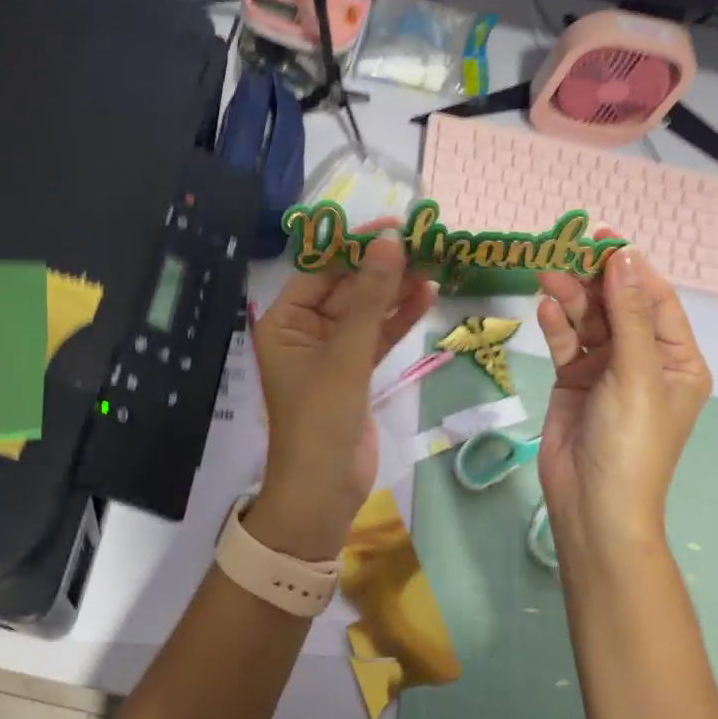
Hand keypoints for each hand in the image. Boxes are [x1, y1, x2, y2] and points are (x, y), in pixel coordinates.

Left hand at [247, 221, 435, 559]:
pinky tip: (427, 294)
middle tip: (423, 241)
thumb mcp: (346, 354)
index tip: (394, 227)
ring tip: (434, 261)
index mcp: (284, 321)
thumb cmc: (322, 418)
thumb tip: (391, 241)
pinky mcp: (355, 372)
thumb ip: (371, 297)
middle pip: (346, 287)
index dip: (356, 247)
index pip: (321, 270)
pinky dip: (399, 318)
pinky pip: (377, 335)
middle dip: (382, 267)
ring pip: (366, 310)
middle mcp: (303, 330)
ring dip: (396, 289)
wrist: (324, 491)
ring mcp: (331, 351)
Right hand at [534, 250, 711, 543]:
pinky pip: (566, 342)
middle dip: (592, 279)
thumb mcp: (636, 372)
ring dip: (569, 297)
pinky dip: (556, 325)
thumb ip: (627, 313)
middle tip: (561, 252)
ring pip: (588, 320)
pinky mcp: (573, 380)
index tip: (600, 238)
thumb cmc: (631, 439)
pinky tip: (544, 308)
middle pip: (617, 305)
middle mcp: (644, 359)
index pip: (655, 299)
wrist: (593, 501)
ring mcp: (606, 370)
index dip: (630, 267)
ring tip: (544, 275)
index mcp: (677, 359)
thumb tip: (624, 255)